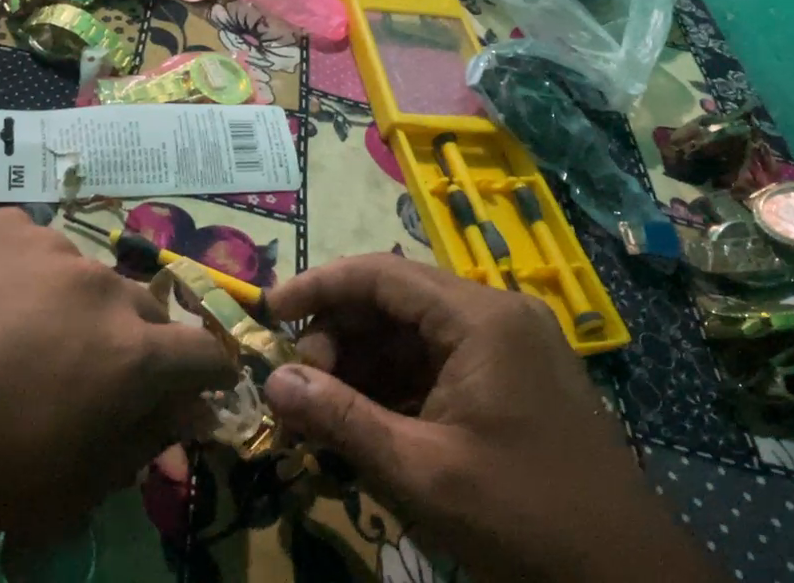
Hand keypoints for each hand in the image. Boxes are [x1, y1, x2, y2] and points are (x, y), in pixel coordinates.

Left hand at [0, 209, 235, 537]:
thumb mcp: (72, 487)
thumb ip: (143, 443)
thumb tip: (185, 412)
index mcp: (131, 354)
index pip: (203, 353)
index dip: (204, 374)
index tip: (190, 386)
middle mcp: (101, 286)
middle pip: (144, 310)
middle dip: (133, 343)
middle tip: (86, 373)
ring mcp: (48, 246)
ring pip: (85, 277)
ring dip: (74, 306)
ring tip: (20, 337)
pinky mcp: (0, 224)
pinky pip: (35, 247)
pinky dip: (26, 275)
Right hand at [263, 254, 718, 582]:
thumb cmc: (525, 519)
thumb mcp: (421, 471)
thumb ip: (340, 418)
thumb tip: (271, 382)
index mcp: (481, 318)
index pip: (379, 274)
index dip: (316, 287)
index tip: (268, 314)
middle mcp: (496, 317)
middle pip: (393, 302)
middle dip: (337, 337)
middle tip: (298, 386)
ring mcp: (509, 349)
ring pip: (411, 336)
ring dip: (361, 367)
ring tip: (323, 412)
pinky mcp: (513, 383)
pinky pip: (436, 366)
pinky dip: (394, 388)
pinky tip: (366, 425)